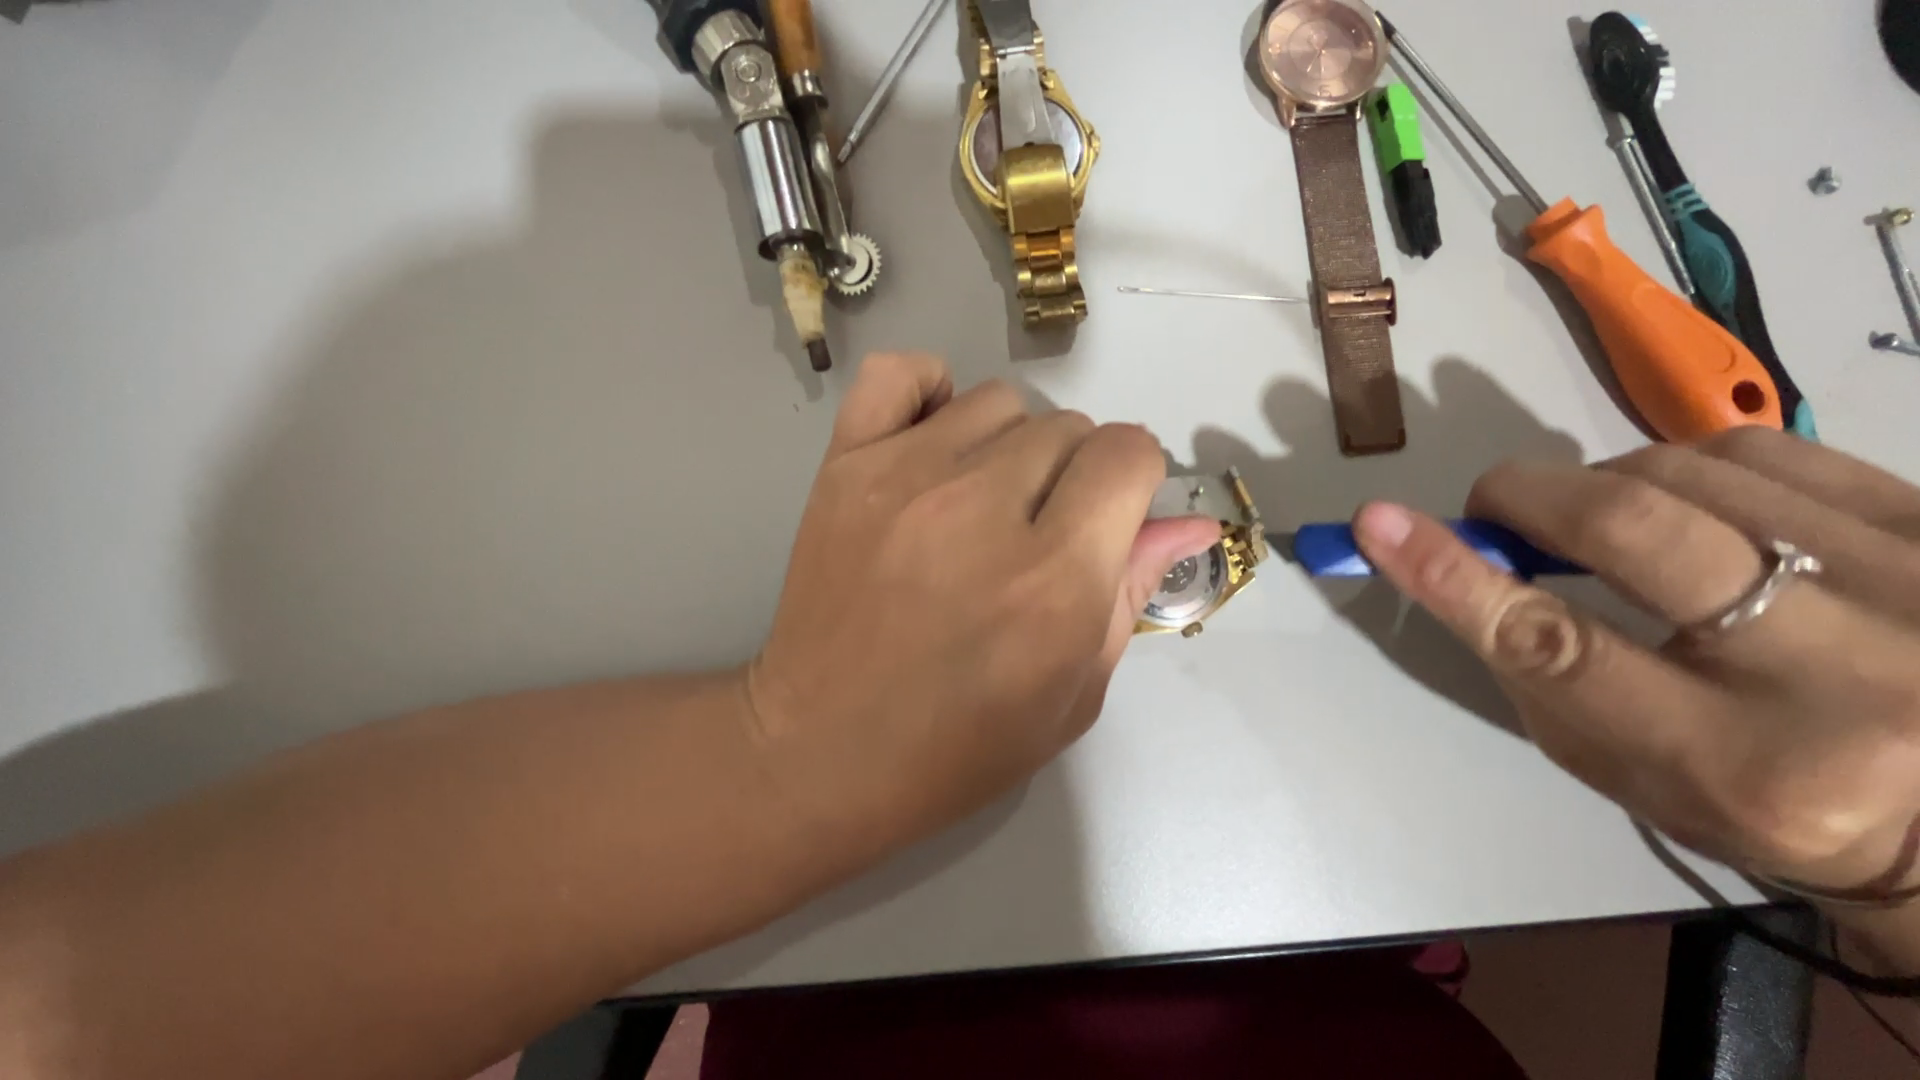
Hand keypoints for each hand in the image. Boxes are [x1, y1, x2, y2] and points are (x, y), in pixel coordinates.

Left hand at [746, 354, 1219, 862]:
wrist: (821, 752)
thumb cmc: (959, 747)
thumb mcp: (1073, 695)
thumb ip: (1132, 593)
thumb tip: (1190, 519)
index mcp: (1052, 578)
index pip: (1128, 454)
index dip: (1134, 482)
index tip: (1111, 518)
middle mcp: (982, 508)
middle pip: (1069, 428)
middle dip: (1076, 475)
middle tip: (1039, 533)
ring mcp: (903, 478)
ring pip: (999, 401)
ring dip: (1011, 445)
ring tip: (983, 503)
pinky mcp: (843, 467)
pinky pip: (898, 375)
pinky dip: (928, 393)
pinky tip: (934, 443)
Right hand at [1354, 428, 1919, 920]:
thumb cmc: (1747, 794)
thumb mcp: (1619, 762)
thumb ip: (1531, 664)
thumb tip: (1449, 552)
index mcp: (1742, 764)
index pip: (1559, 647)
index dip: (1456, 577)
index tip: (1379, 525)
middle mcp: (1849, 674)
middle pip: (1636, 531)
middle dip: (1530, 497)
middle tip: (1494, 507)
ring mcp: (1917, 586)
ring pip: (1695, 471)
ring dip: (1608, 487)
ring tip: (1602, 525)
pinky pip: (1766, 449)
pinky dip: (1688, 467)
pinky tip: (1689, 510)